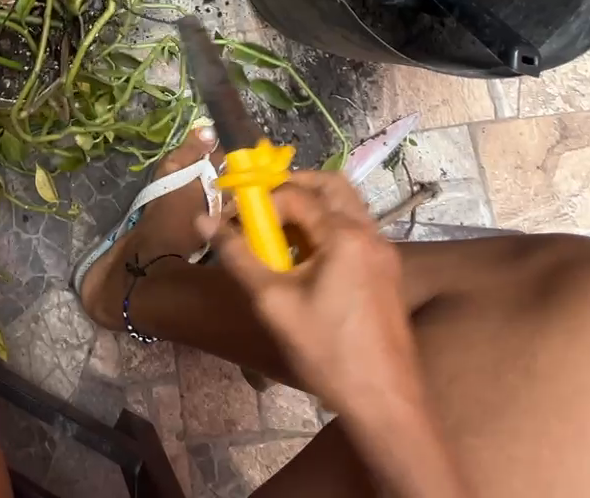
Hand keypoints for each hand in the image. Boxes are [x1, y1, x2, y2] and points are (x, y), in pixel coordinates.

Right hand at [199, 172, 420, 418]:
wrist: (386, 405)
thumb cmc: (327, 351)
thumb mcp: (272, 301)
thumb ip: (237, 255)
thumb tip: (202, 220)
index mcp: (345, 236)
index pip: (294, 194)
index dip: (258, 201)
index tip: (233, 221)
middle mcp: (369, 234)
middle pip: (330, 184)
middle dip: (290, 184)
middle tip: (259, 203)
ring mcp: (383, 253)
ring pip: (345, 204)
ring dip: (309, 204)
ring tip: (277, 229)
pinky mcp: (385, 272)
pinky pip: (352, 229)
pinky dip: (324, 226)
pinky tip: (301, 256)